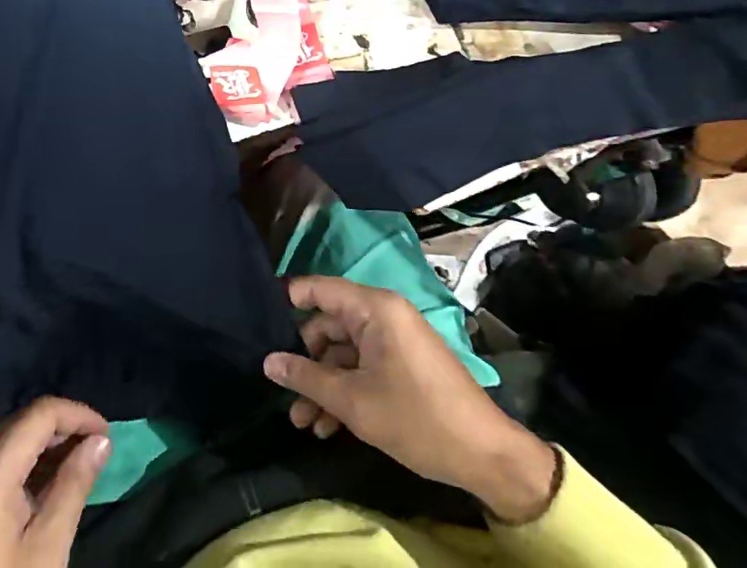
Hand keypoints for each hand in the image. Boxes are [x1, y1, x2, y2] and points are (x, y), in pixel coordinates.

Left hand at [0, 397, 111, 567]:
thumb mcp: (47, 548)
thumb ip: (74, 486)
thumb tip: (100, 442)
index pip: (41, 413)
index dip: (79, 415)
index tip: (107, 434)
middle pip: (22, 422)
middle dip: (63, 428)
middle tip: (96, 449)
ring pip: (7, 440)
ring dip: (44, 445)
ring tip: (77, 465)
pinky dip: (22, 463)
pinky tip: (43, 484)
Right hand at [264, 276, 558, 522]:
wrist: (487, 458)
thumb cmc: (417, 418)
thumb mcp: (353, 402)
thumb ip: (305, 377)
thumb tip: (267, 362)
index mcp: (374, 308)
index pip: (317, 289)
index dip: (285, 301)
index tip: (258, 324)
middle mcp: (382, 315)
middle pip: (326, 326)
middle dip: (304, 363)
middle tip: (283, 394)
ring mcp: (393, 341)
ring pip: (341, 354)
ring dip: (321, 386)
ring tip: (302, 422)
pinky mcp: (401, 365)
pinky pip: (361, 368)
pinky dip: (343, 392)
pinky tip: (326, 427)